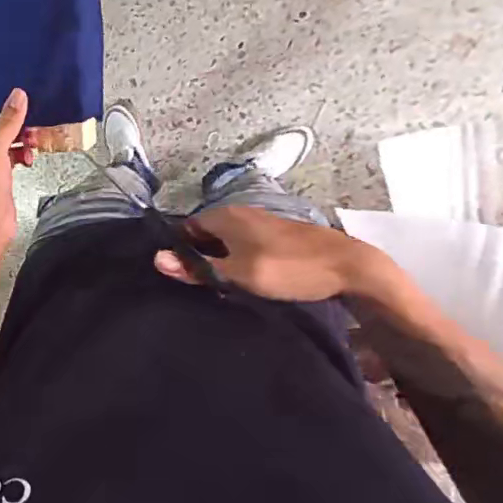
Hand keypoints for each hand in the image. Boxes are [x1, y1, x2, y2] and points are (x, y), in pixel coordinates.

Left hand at [0, 88, 34, 253]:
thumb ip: (7, 123)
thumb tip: (18, 96)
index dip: (1, 111)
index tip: (21, 103)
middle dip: (15, 128)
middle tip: (33, 125)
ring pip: (5, 145)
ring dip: (20, 142)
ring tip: (34, 143)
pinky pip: (10, 159)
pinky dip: (21, 156)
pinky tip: (29, 159)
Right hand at [152, 206, 389, 301]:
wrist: (346, 267)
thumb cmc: (288, 269)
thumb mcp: (238, 273)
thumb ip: (198, 268)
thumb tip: (156, 258)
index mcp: (225, 216)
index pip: (185, 228)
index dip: (176, 251)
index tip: (173, 276)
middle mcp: (239, 213)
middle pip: (204, 235)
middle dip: (196, 257)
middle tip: (191, 287)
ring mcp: (259, 223)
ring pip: (224, 242)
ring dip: (217, 262)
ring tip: (213, 288)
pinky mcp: (274, 237)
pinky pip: (242, 247)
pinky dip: (236, 262)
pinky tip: (240, 282)